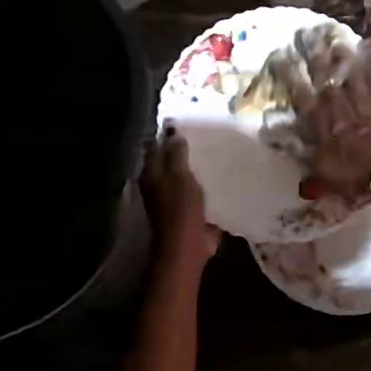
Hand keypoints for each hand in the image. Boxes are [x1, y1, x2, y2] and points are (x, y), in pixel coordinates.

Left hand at [143, 125, 221, 265]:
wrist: (187, 246)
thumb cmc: (180, 207)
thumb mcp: (180, 174)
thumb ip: (176, 152)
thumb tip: (173, 131)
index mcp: (151, 174)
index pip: (155, 147)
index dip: (168, 135)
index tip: (187, 123)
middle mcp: (157, 185)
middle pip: (169, 162)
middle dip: (184, 151)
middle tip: (205, 136)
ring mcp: (172, 200)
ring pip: (183, 177)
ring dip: (195, 168)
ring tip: (214, 152)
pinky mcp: (187, 212)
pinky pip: (196, 192)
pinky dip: (204, 185)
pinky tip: (219, 176)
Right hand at [285, 35, 370, 198]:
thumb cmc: (351, 174)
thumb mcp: (318, 168)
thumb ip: (298, 149)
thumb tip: (275, 136)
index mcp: (317, 116)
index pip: (297, 88)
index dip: (287, 70)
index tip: (279, 54)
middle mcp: (336, 99)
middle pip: (322, 69)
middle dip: (312, 50)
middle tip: (304, 33)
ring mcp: (361, 94)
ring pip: (348, 65)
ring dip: (340, 50)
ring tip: (334, 36)